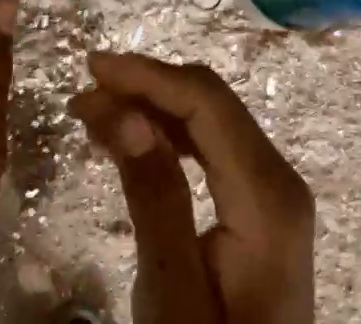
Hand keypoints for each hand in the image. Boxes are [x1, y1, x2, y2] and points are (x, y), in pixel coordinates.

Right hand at [69, 53, 314, 323]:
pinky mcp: (258, 203)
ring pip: (209, 115)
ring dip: (149, 104)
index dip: (148, 75)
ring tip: (92, 115)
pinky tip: (129, 138)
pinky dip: (167, 129)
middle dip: (143, 86)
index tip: (90, 68)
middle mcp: (279, 179)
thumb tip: (127, 114)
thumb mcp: (172, 291)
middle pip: (210, 100)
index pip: (207, 103)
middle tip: (81, 100)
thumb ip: (155, 199)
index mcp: (267, 197)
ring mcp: (272, 190)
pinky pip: (211, 142)